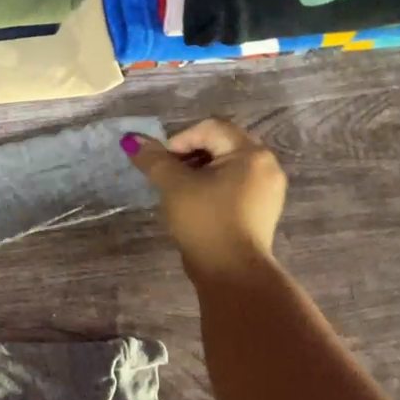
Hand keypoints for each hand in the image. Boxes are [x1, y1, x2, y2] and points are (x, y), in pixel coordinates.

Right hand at [122, 118, 286, 279]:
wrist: (231, 270)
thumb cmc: (204, 221)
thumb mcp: (174, 186)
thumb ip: (154, 159)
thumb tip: (131, 139)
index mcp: (251, 153)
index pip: (210, 128)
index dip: (180, 140)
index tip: (162, 164)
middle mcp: (267, 165)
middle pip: (221, 144)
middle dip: (189, 155)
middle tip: (167, 176)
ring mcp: (268, 189)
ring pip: (227, 166)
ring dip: (199, 172)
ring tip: (178, 192)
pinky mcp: (262, 209)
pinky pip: (234, 185)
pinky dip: (212, 187)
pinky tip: (196, 206)